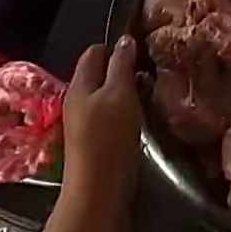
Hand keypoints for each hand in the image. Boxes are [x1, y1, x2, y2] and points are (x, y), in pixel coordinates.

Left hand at [62, 36, 141, 205]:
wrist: (98, 192)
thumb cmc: (108, 138)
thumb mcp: (119, 94)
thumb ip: (121, 65)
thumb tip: (125, 39)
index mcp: (80, 84)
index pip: (94, 51)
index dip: (117, 47)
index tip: (142, 51)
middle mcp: (79, 99)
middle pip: (101, 73)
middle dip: (125, 69)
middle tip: (151, 71)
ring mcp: (86, 122)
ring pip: (108, 94)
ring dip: (129, 90)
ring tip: (151, 92)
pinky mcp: (96, 140)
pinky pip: (112, 114)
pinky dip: (127, 110)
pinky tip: (143, 116)